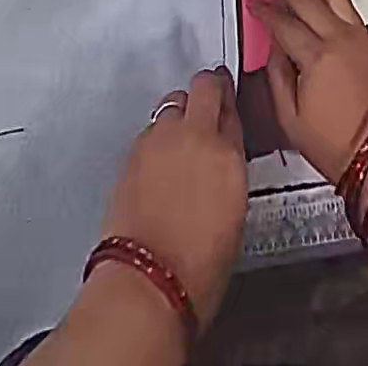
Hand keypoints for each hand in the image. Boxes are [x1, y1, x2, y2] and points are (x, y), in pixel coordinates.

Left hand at [98, 68, 246, 328]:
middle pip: (203, 85)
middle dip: (208, 89)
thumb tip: (224, 150)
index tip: (228, 104)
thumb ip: (229, 164)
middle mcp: (194, 135)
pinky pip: (151, 129)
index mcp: (228, 152)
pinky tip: (160, 164)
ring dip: (180, 114)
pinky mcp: (133, 151)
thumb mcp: (234, 209)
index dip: (230, 104)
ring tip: (181, 142)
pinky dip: (158, 138)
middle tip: (209, 101)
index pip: (232, 107)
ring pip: (173, 104)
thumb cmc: (199, 263)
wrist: (149, 281)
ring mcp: (160, 139)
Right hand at [249, 0, 367, 180]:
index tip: (253, 4)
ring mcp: (355, 37)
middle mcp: (339, 41)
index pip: (282, 21)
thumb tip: (272, 46)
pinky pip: (344, 2)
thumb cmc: (336, 141)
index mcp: (317, 58)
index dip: (263, 9)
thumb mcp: (288, 114)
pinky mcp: (366, 39)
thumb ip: (276, 72)